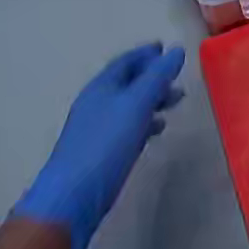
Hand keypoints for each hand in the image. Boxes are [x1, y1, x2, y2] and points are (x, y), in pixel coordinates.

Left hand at [12, 42, 186, 248]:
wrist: (71, 199)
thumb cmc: (106, 144)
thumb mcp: (136, 104)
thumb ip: (157, 77)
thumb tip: (177, 50)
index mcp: (101, 86)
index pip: (126, 61)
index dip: (147, 53)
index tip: (166, 48)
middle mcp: (96, 103)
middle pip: (128, 82)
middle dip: (153, 77)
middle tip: (177, 77)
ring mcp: (96, 129)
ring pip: (129, 105)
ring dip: (152, 99)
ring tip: (175, 101)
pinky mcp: (99, 153)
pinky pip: (127, 127)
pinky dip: (144, 121)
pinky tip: (157, 129)